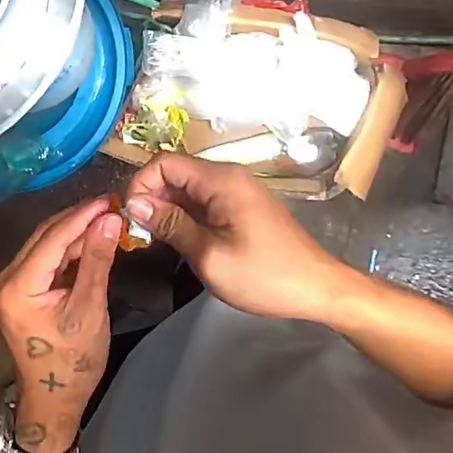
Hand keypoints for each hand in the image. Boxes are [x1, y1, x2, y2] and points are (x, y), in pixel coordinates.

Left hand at [0, 197, 122, 452]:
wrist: (54, 400)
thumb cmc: (72, 362)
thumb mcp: (89, 310)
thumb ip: (96, 261)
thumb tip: (108, 219)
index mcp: (17, 285)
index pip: (51, 239)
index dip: (81, 216)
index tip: (108, 199)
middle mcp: (6, 278)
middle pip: (45, 237)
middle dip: (78, 219)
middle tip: (111, 204)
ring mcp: (11, 283)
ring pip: (45, 245)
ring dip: (74, 232)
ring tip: (106, 217)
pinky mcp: (20, 288)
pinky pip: (45, 259)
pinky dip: (68, 249)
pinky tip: (90, 238)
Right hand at [124, 153, 363, 321]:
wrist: (320, 290)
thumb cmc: (265, 275)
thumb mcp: (209, 255)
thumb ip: (170, 225)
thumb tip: (134, 204)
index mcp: (221, 180)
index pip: (164, 163)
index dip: (141, 184)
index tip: (132, 216)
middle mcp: (228, 176)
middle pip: (174, 172)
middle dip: (151, 197)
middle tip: (141, 232)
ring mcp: (236, 190)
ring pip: (186, 187)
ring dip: (166, 207)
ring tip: (157, 238)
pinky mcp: (241, 205)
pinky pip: (202, 199)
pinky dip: (184, 214)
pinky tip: (179, 238)